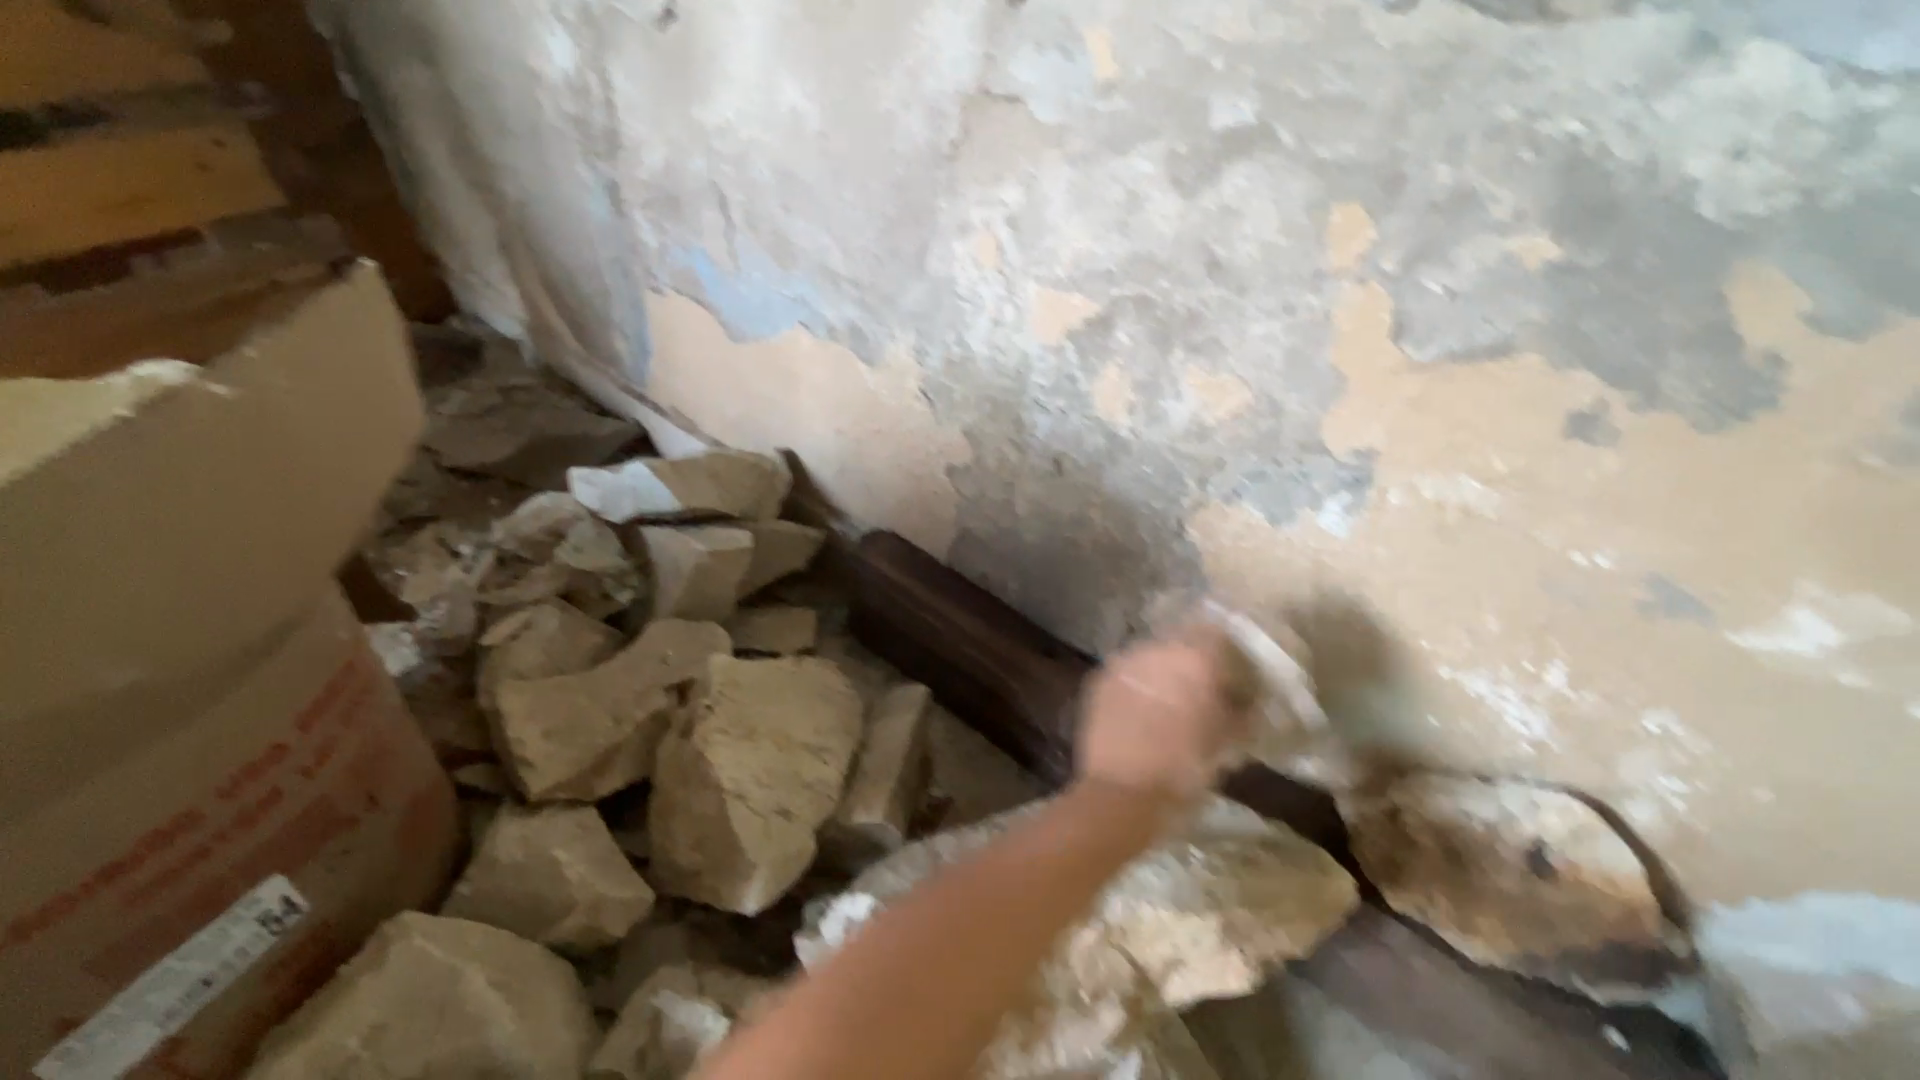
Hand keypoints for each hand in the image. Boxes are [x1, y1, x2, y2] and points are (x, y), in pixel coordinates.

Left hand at [1074, 623, 1251, 802]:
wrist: (1123, 792)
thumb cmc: (1185, 769)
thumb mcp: (1227, 743)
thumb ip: (1241, 713)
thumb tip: (1247, 703)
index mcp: (1196, 657)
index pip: (1219, 635)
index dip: (1227, 656)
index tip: (1232, 678)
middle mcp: (1158, 648)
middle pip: (1182, 642)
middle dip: (1192, 662)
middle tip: (1200, 691)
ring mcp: (1124, 661)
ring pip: (1151, 655)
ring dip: (1162, 672)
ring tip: (1168, 703)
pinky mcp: (1099, 678)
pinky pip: (1127, 672)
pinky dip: (1137, 685)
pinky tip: (1141, 711)